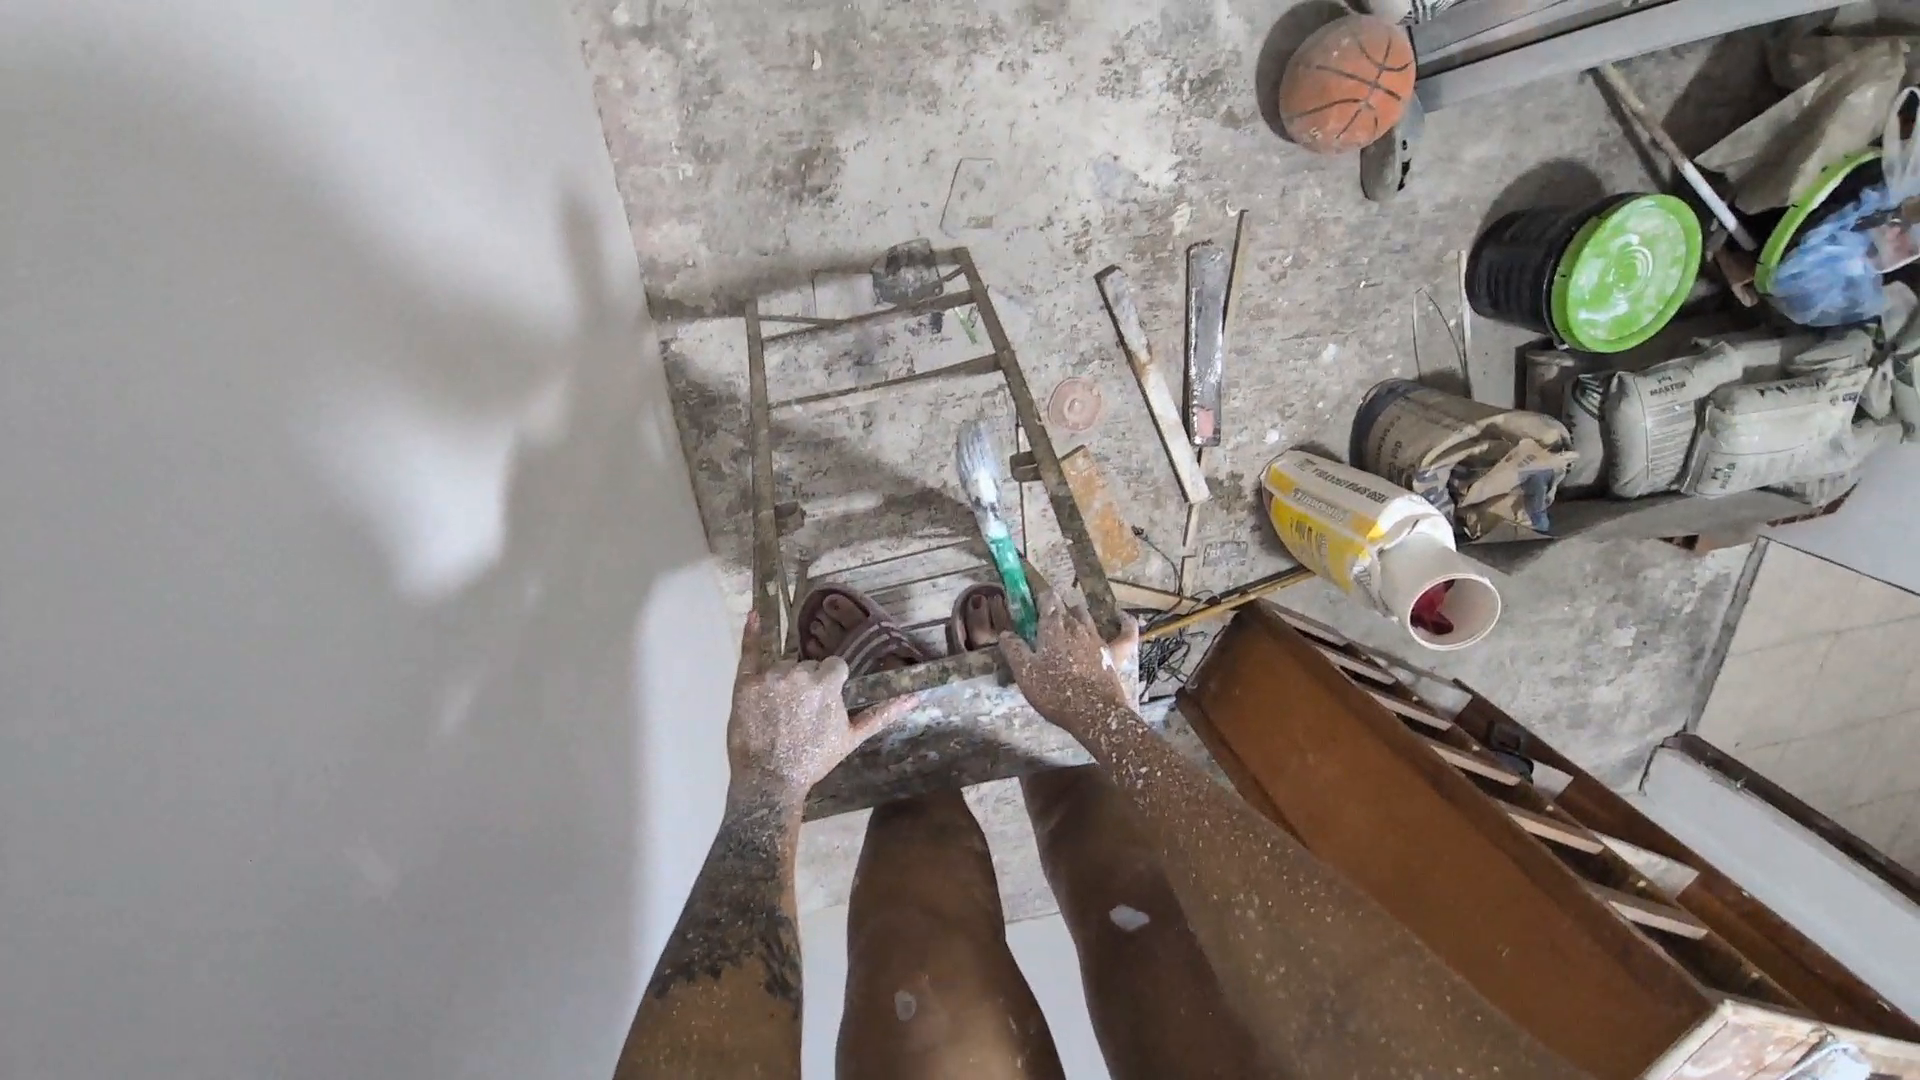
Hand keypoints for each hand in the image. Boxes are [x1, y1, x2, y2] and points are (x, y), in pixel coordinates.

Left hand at [726, 613, 916, 802]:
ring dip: (784, 681)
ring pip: (784, 665)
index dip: (830, 684)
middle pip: (808, 665)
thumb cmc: (814, 760)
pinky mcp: (746, 683)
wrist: (769, 781)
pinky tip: (755, 616)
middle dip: (806, 684)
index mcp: (827, 683)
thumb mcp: (852, 737)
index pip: (833, 667)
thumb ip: (882, 713)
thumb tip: (915, 698)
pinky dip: (752, 633)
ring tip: (778, 711)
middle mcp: (799, 673)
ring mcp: (771, 676)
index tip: (823, 704)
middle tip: (799, 714)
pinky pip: (750, 651)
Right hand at [999, 591, 1138, 733]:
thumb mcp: (1025, 673)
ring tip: (1069, 619)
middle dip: (1055, 607)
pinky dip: (1124, 622)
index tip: (1031, 596)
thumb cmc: (1054, 692)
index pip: (1047, 599)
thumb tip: (1005, 633)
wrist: (1092, 714)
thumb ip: (1014, 650)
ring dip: (1077, 613)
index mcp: (1053, 627)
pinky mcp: (1114, 653)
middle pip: (1065, 607)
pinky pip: (1125, 632)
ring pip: (1087, 616)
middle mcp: (1076, 626)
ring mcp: (1097, 638)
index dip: (1039, 595)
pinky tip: (1122, 616)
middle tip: (1044, 619)